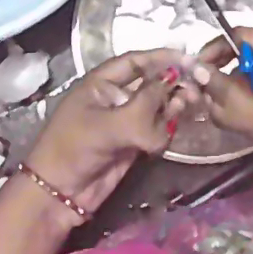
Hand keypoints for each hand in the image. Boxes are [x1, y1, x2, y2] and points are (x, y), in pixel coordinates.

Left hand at [24, 49, 194, 213]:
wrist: (58, 196)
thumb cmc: (73, 149)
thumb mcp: (108, 124)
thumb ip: (144, 104)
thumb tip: (173, 85)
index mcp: (101, 83)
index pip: (135, 61)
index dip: (161, 57)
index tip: (187, 58)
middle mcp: (115, 98)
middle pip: (151, 83)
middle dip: (172, 83)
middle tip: (194, 86)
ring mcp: (125, 122)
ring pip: (157, 106)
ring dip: (173, 104)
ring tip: (187, 104)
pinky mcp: (134, 144)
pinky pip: (157, 129)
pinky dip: (167, 127)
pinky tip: (173, 126)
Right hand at [195, 29, 252, 179]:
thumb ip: (224, 93)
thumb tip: (194, 70)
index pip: (240, 35)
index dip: (215, 49)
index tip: (196, 72)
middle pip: (243, 55)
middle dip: (222, 76)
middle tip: (205, 98)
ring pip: (248, 75)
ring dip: (233, 93)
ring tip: (223, 116)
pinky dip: (246, 102)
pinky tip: (238, 121)